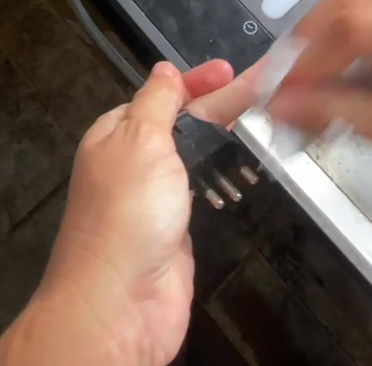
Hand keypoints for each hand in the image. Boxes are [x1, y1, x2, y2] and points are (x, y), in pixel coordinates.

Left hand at [0, 59, 232, 365]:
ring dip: (217, 145)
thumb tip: (163, 68)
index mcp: (115, 134)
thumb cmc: (128, 209)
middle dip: (209, 110)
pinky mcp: (173, 230)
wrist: (120, 303)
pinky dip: (218, 180)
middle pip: (174, 124)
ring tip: (256, 129)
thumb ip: (156, 101)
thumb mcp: (141, 138)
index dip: (191, 81)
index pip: (156, 95)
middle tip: (252, 98)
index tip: (228, 70)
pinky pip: (198, 193)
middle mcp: (130, 162)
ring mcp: (152, 198)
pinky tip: (240, 173)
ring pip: (188, 159)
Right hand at [265, 0, 371, 215]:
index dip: (309, 56)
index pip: (359, 23)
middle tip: (276, 80)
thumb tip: (277, 104)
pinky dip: (349, 41)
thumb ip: (342, 110)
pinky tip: (332, 70)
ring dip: (325, 38)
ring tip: (298, 78)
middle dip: (310, 40)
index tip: (273, 90)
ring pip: (364, 1)